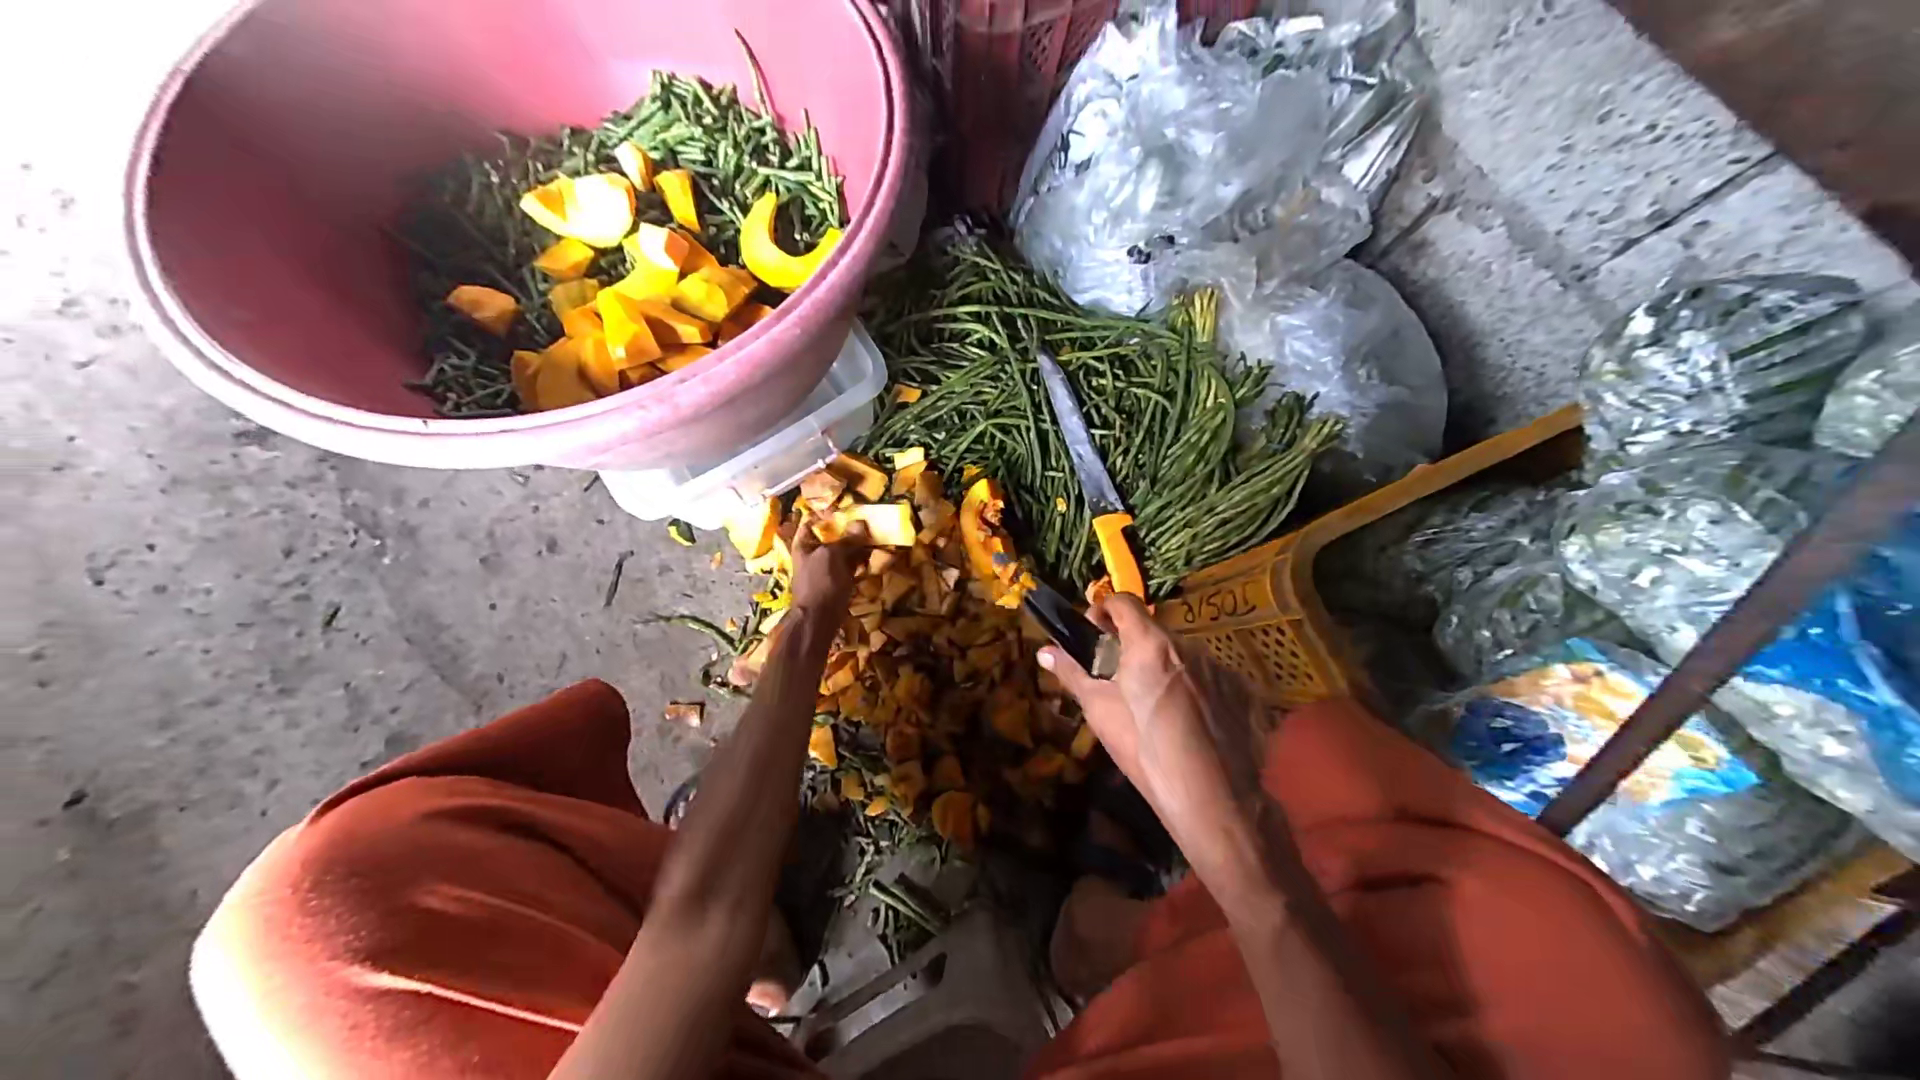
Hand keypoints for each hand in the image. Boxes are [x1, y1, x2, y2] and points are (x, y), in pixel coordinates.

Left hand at [786, 518, 865, 612]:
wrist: (818, 618)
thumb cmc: (821, 583)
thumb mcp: (832, 555)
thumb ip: (846, 539)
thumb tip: (860, 523)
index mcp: (804, 544)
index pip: (813, 522)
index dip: (828, 515)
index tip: (849, 511)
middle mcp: (812, 554)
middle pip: (831, 537)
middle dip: (849, 532)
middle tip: (868, 526)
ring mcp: (825, 569)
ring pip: (843, 552)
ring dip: (857, 547)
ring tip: (874, 540)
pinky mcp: (836, 582)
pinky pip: (849, 567)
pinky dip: (859, 563)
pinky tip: (871, 559)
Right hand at [1039, 595, 1266, 872]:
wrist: (1212, 798)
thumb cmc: (1144, 749)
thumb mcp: (1100, 711)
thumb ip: (1072, 674)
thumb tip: (1044, 651)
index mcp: (1150, 644)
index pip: (1124, 601)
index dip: (1104, 609)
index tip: (1093, 631)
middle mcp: (1188, 645)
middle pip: (1153, 632)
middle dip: (1133, 646)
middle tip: (1118, 678)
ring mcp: (1219, 667)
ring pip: (1182, 656)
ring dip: (1164, 668)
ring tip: (1155, 707)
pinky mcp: (1241, 691)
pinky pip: (1208, 678)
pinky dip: (1193, 689)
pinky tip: (1188, 723)